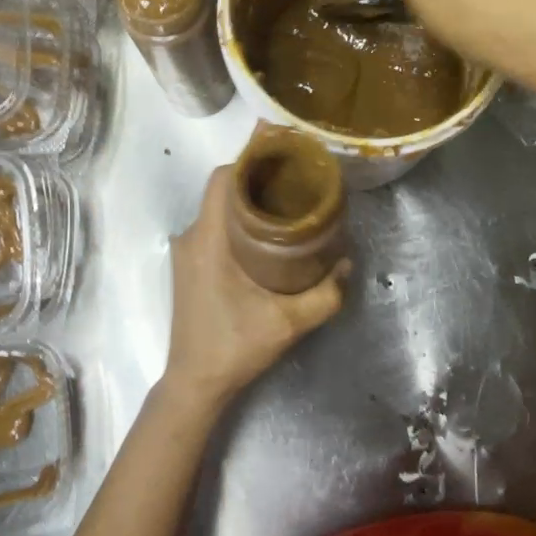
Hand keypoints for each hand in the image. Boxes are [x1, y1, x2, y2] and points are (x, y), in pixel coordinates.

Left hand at [165, 167, 350, 403]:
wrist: (196, 384)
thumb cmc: (235, 347)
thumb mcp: (288, 324)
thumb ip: (325, 295)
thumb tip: (348, 263)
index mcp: (208, 239)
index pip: (223, 178)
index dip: (250, 158)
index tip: (283, 152)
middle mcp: (192, 237)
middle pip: (222, 188)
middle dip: (257, 176)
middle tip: (295, 174)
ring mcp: (187, 251)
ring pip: (218, 208)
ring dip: (247, 198)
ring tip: (287, 198)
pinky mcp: (190, 265)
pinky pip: (214, 226)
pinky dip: (238, 219)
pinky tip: (267, 232)